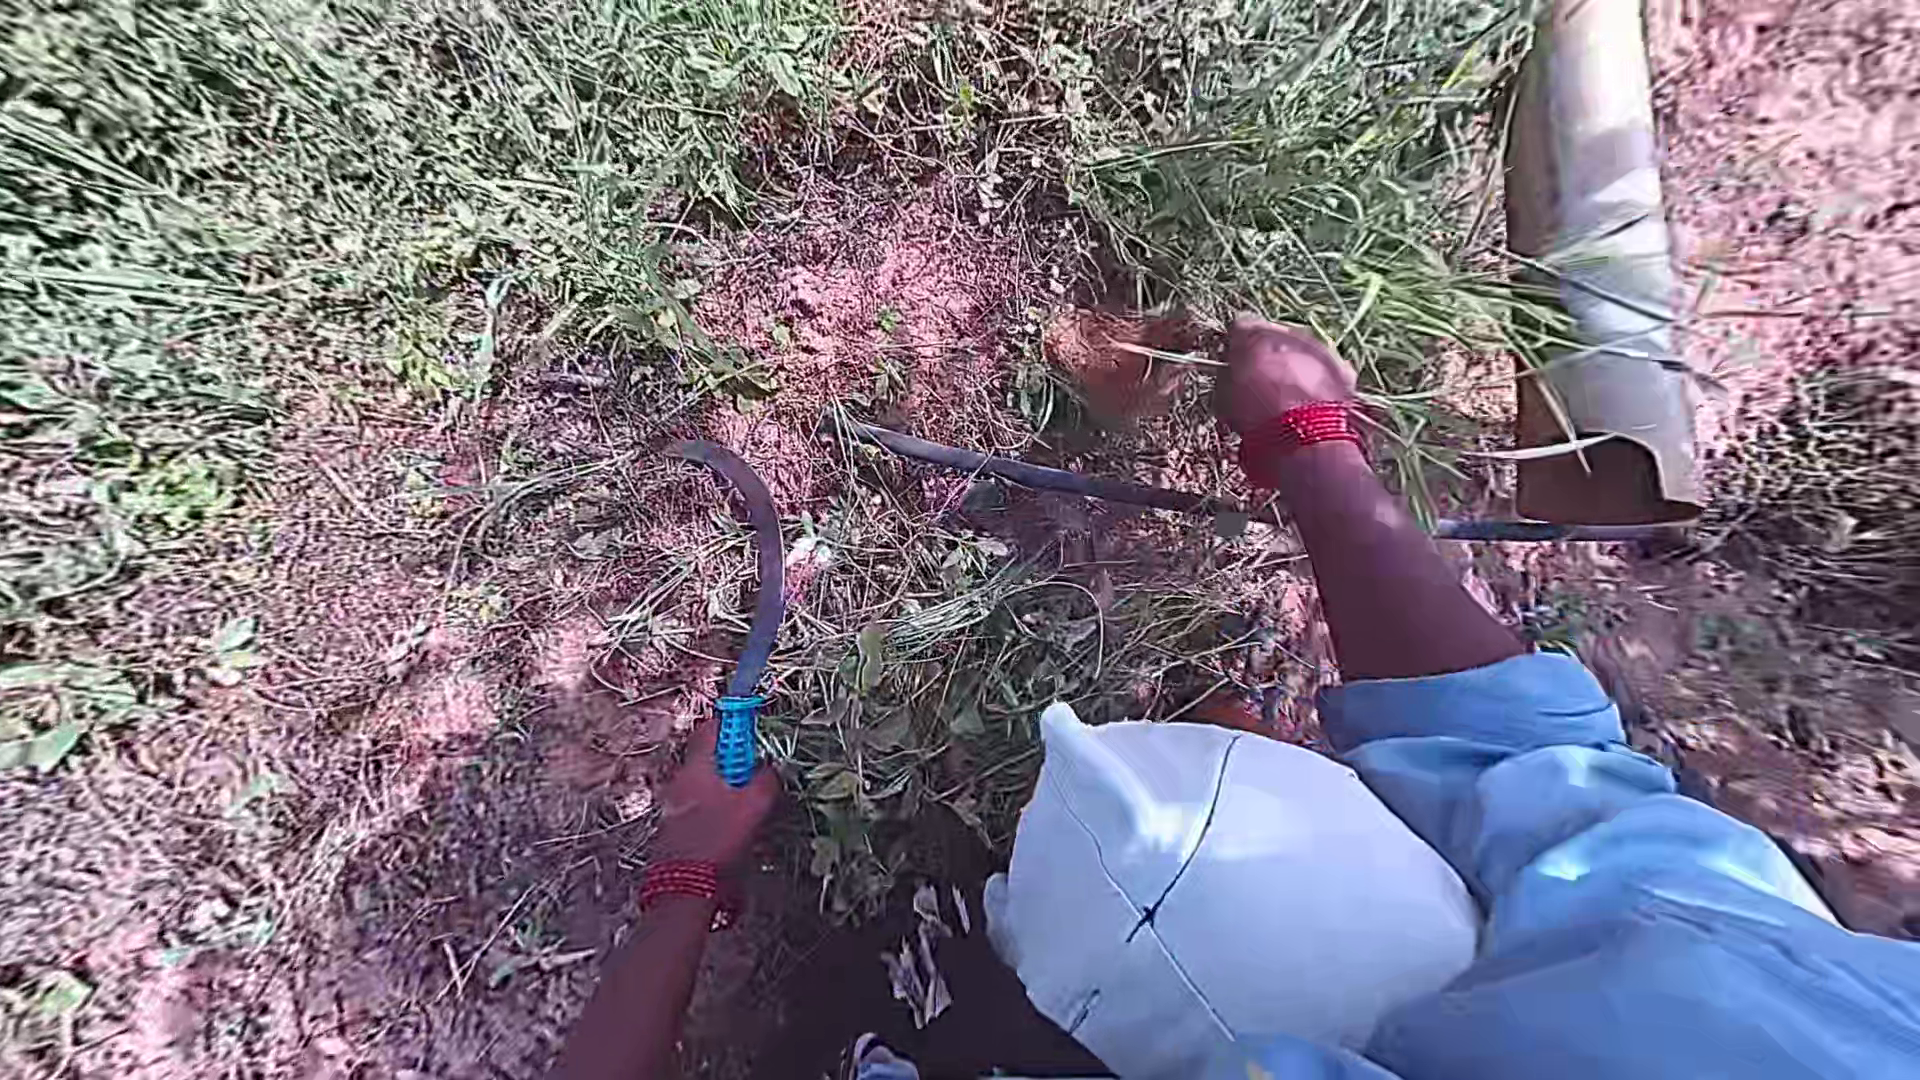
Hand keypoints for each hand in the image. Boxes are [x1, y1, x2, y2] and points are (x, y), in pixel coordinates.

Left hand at [653, 716, 778, 866]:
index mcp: (697, 767)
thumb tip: (768, 768)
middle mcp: (679, 781)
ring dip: (725, 784)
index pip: (710, 728)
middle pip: (709, 756)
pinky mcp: (673, 827)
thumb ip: (766, 778)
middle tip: (754, 772)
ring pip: (704, 781)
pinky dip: (716, 805)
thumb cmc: (719, 838)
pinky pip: (699, 803)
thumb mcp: (755, 804)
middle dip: (733, 760)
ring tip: (746, 802)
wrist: (684, 890)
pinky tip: (730, 824)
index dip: (732, 723)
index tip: (750, 731)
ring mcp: (673, 805)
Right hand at [1216, 315, 1356, 434]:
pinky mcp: (1341, 369)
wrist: (1300, 429)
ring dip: (1293, 367)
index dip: (1236, 345)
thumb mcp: (1223, 396)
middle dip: (1268, 355)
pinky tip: (1308, 402)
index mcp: (1254, 333)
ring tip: (1285, 396)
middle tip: (1259, 381)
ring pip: (1302, 352)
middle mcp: (1289, 332)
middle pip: (1275, 337)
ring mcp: (1319, 348)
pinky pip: (1325, 370)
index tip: (1232, 363)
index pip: (1241, 327)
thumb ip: (1226, 376)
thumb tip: (1228, 374)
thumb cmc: (1253, 412)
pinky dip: (1317, 381)